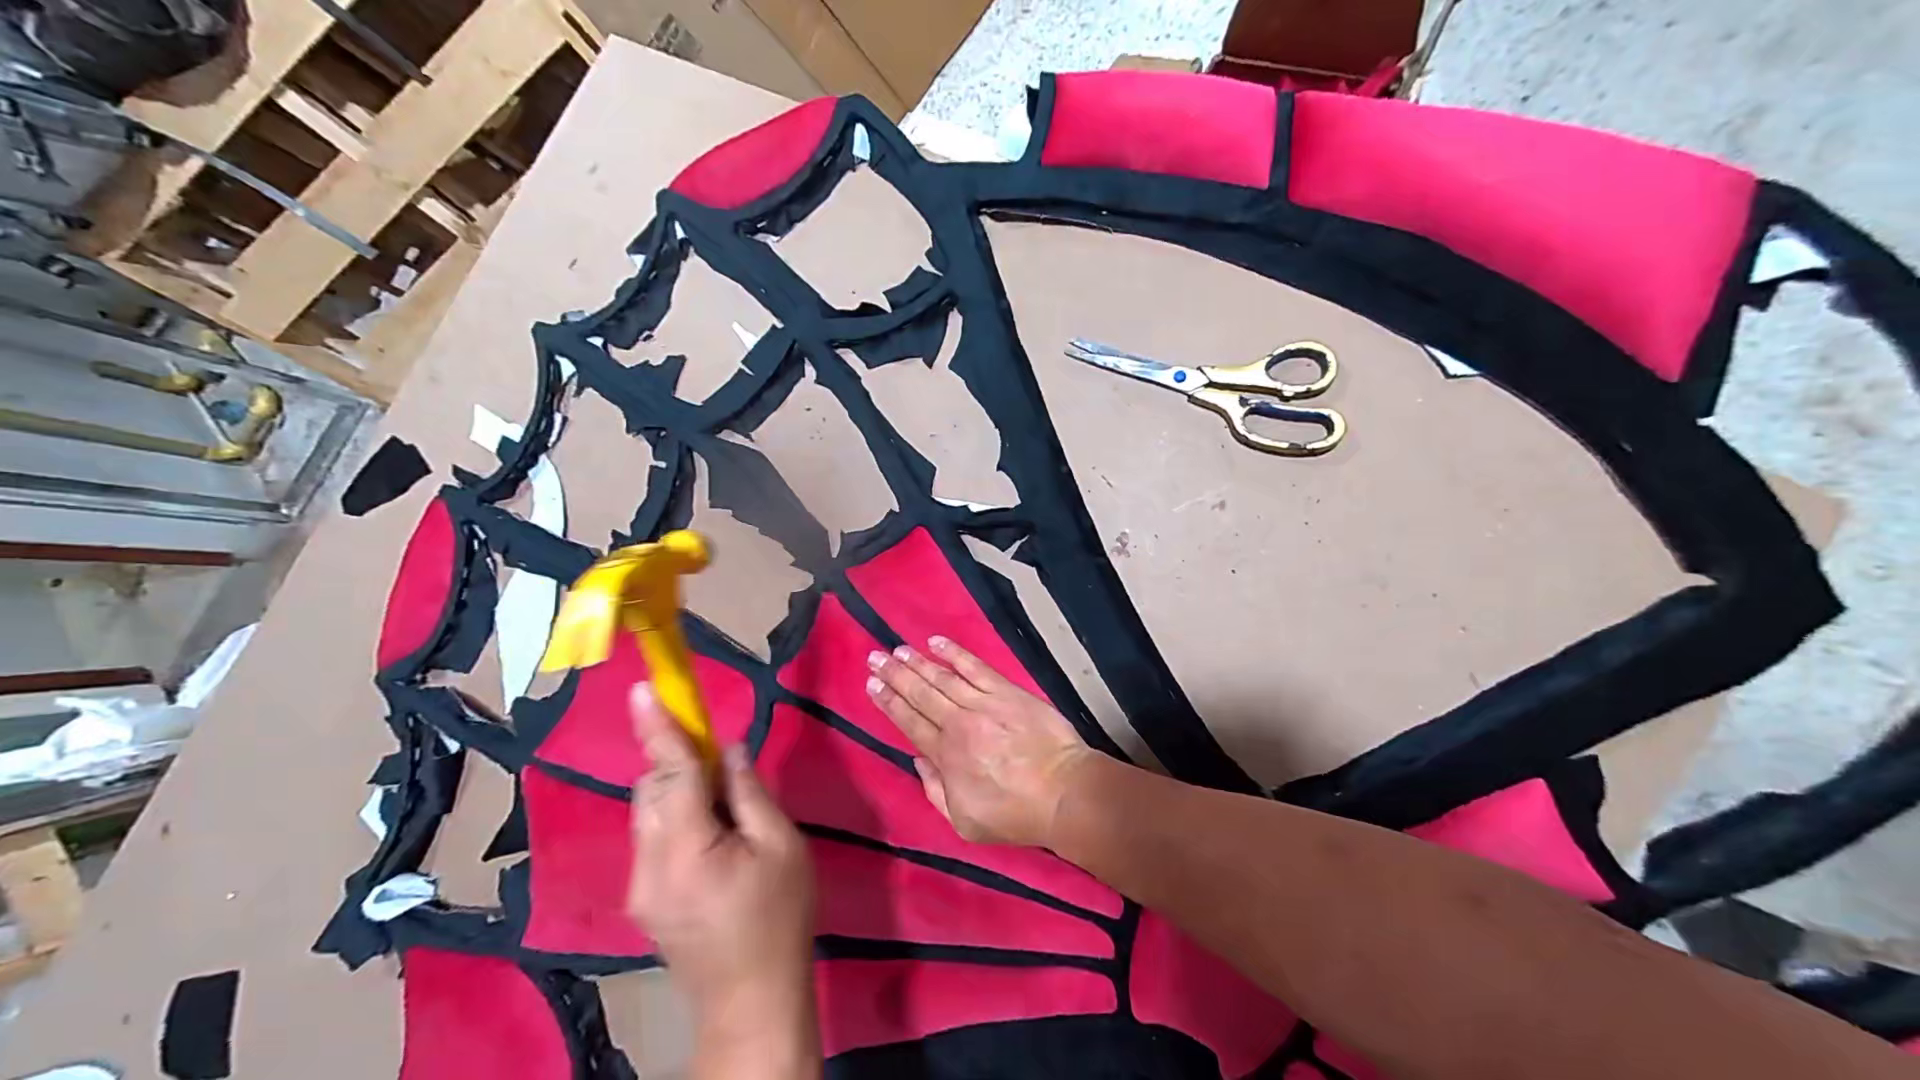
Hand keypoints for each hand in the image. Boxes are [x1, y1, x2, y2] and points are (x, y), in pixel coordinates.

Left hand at [625, 683, 817, 1063]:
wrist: (752, 1001)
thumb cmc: (780, 917)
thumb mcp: (782, 846)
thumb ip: (751, 792)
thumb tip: (729, 750)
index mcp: (688, 848)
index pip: (670, 773)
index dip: (658, 729)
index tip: (642, 690)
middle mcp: (649, 865)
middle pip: (651, 790)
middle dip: (678, 765)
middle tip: (721, 765)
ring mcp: (640, 887)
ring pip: (646, 814)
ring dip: (677, 792)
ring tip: (724, 809)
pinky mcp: (642, 900)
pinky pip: (651, 839)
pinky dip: (676, 820)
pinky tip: (712, 839)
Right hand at [864, 636, 1095, 846]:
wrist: (1064, 793)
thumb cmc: (1016, 813)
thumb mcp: (965, 822)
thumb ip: (936, 792)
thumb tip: (919, 760)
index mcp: (946, 755)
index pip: (910, 721)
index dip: (889, 702)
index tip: (872, 684)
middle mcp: (959, 723)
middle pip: (920, 694)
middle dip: (895, 674)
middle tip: (875, 658)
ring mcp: (984, 703)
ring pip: (943, 677)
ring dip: (918, 662)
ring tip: (898, 650)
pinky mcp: (1008, 691)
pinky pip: (976, 667)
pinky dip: (955, 653)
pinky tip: (937, 642)